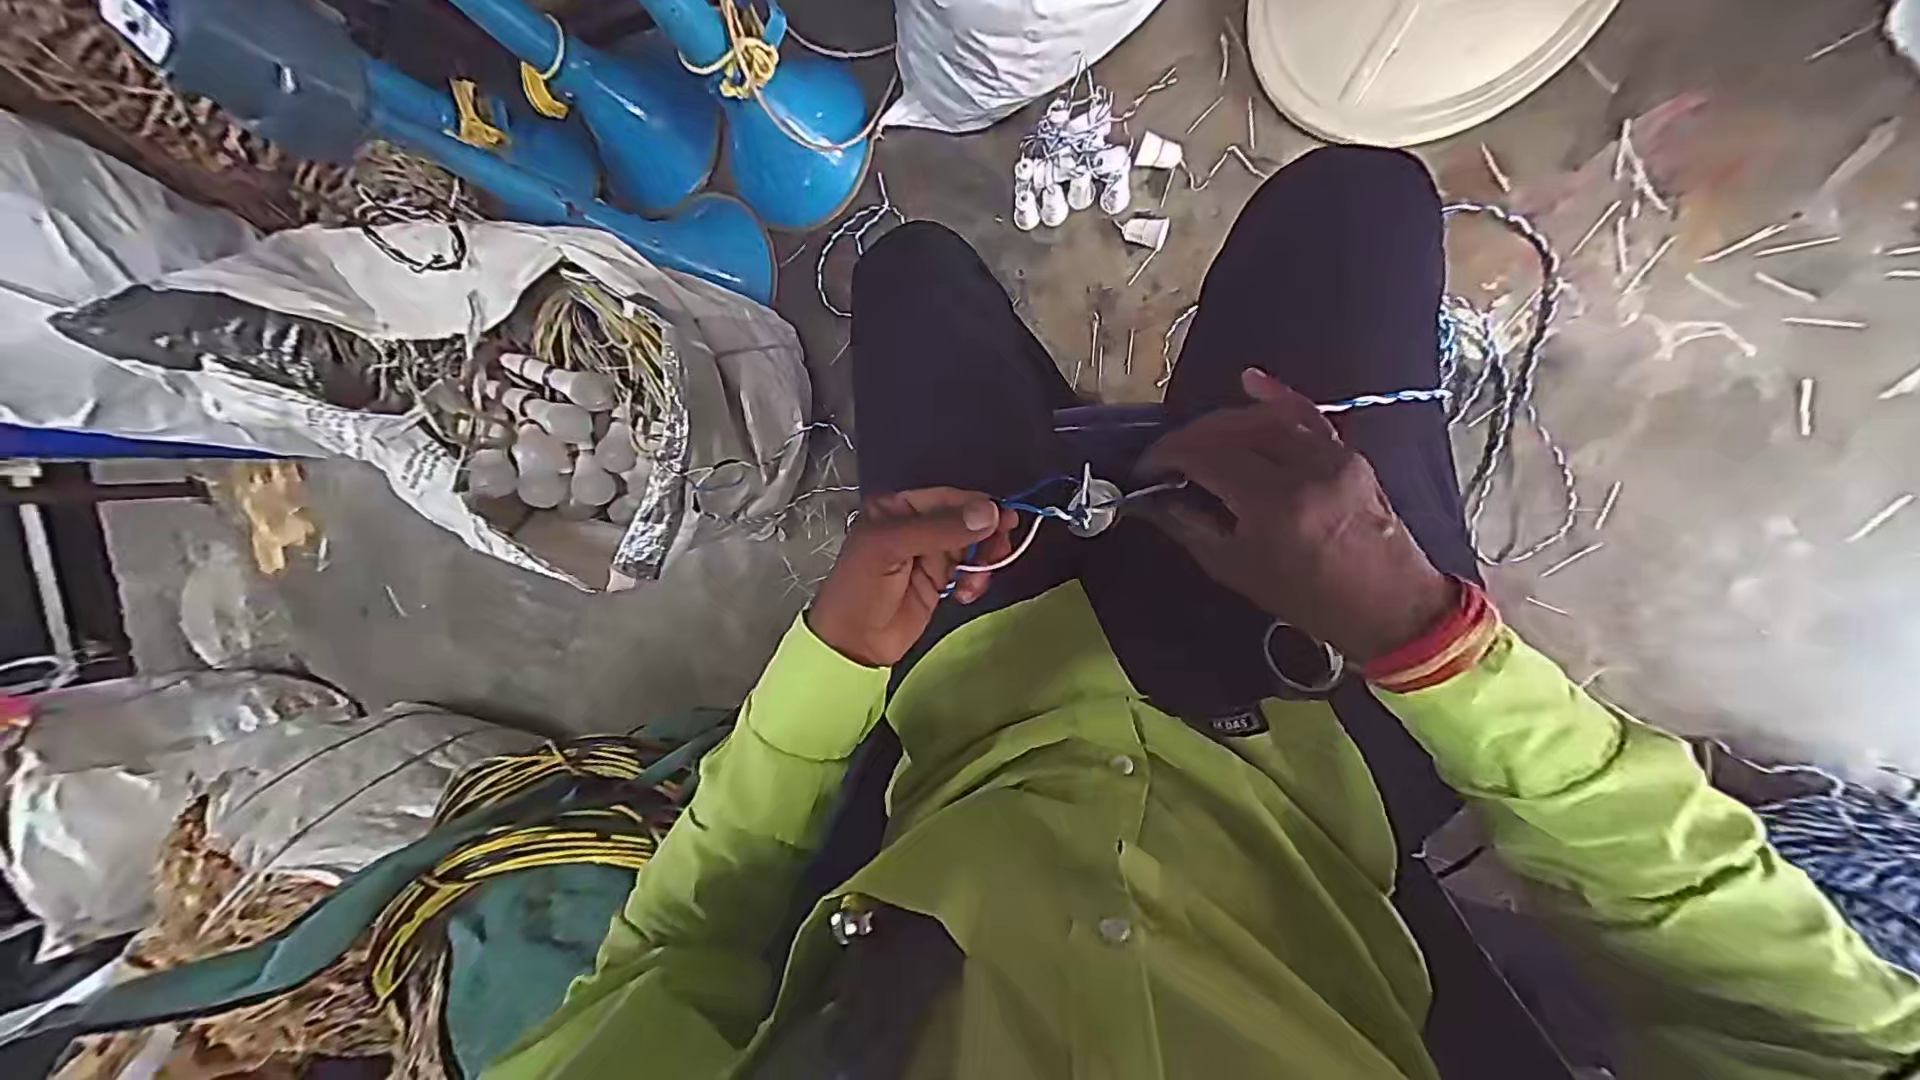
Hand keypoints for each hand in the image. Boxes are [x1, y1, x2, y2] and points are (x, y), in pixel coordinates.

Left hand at [808, 487, 1017, 666]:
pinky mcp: (940, 580)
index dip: (977, 507)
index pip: (947, 498)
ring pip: (973, 546)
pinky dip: (976, 579)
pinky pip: (971, 570)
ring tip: (976, 580)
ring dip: (983, 561)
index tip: (1003, 519)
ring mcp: (929, 554)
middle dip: (985, 535)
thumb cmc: (861, 588)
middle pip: (965, 520)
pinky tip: (966, 593)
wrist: (854, 643)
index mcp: (898, 508)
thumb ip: (940, 528)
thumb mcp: (892, 547)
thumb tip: (989, 512)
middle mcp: (916, 526)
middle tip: (999, 550)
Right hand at [1139, 368, 1455, 662]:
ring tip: (1194, 438)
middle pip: (1233, 430)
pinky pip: (1308, 415)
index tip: (1146, 468)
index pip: (1206, 456)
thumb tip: (1157, 499)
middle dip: (1189, 437)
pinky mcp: (1348, 454)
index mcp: (1273, 503)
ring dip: (1221, 421)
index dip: (1167, 456)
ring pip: (1266, 417)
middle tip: (1165, 457)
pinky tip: (1249, 381)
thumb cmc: (1303, 597)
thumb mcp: (1234, 568)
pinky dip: (1276, 397)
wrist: (1386, 605)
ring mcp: (1332, 456)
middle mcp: (1304, 468)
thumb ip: (1190, 526)